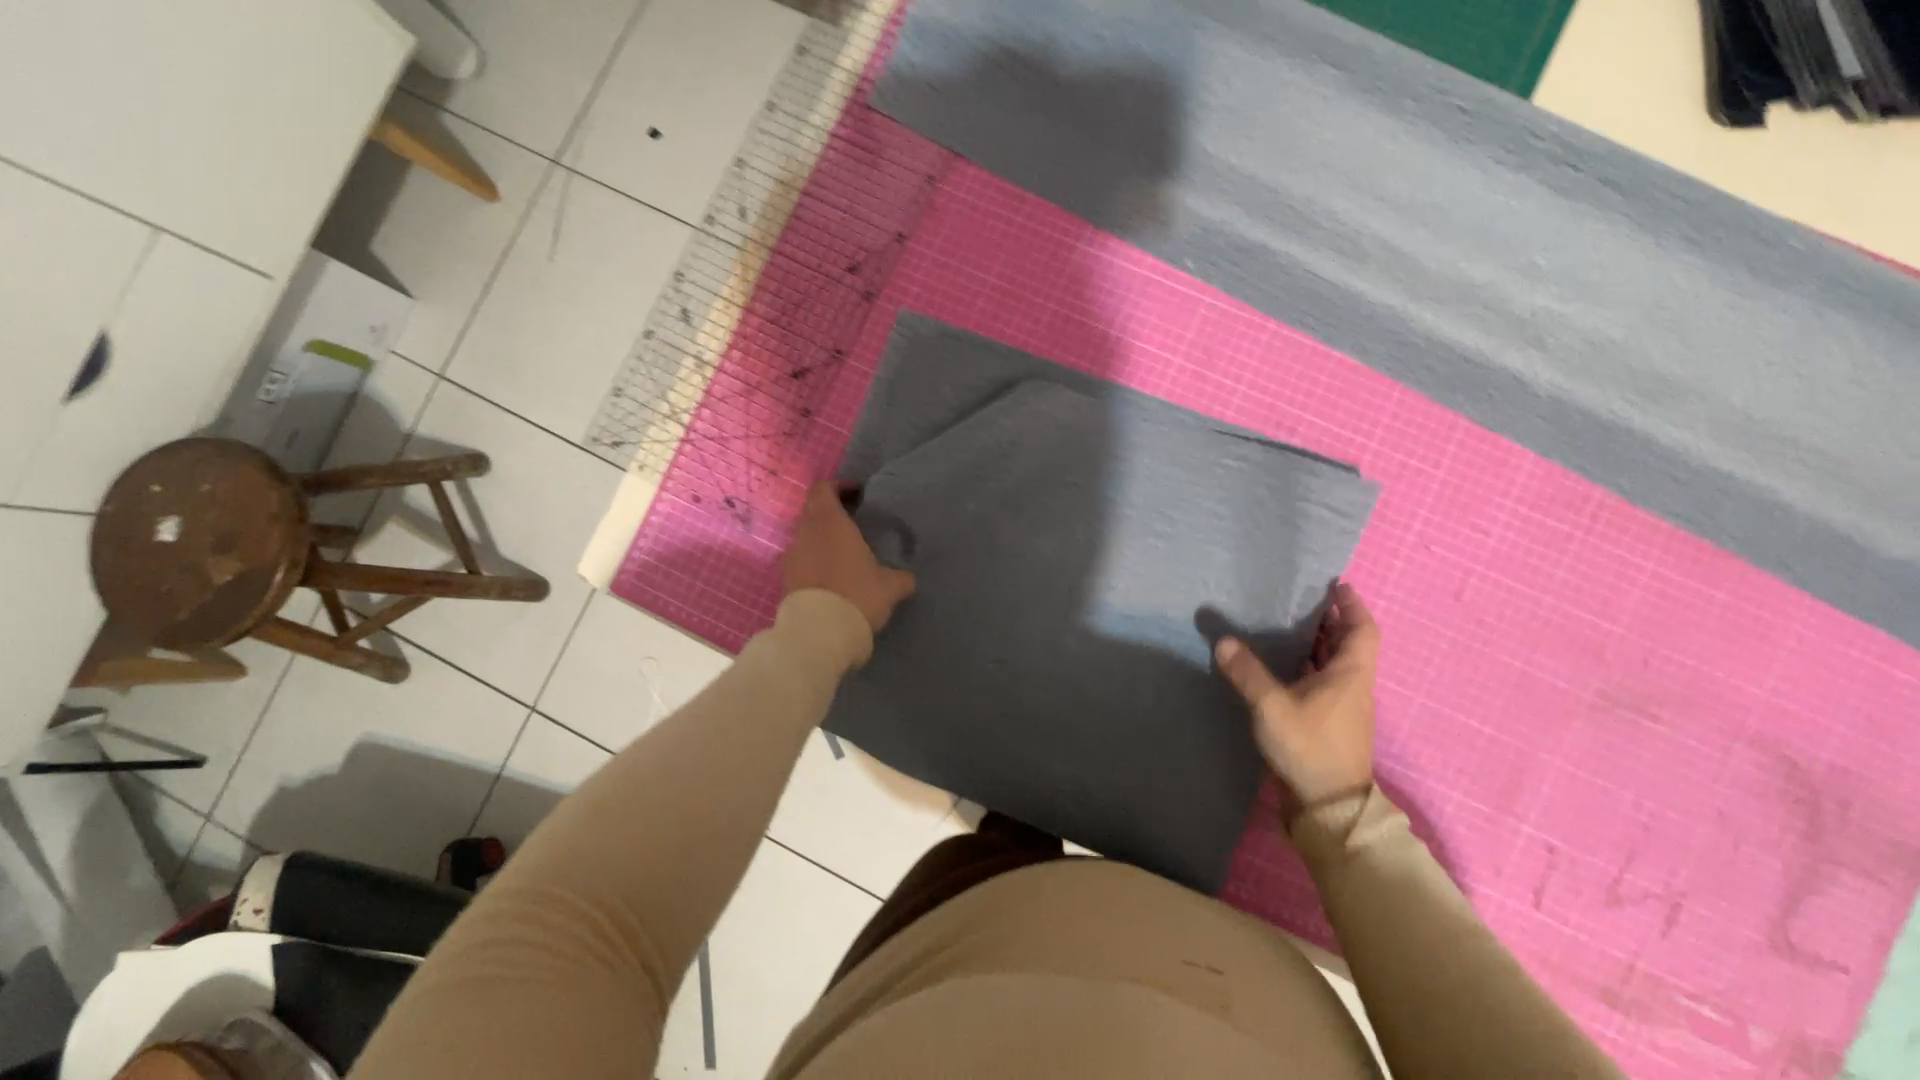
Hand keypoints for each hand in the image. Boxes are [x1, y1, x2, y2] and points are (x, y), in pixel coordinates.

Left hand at [782, 482, 916, 632]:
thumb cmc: (857, 595)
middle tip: (853, 523)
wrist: (820, 632)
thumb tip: (907, 578)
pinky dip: (812, 560)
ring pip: (804, 536)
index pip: (823, 489)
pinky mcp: (785, 579)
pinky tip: (830, 576)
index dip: (838, 487)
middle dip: (830, 513)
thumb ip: (900, 577)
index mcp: (830, 522)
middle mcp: (806, 532)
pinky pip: (800, 559)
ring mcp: (791, 555)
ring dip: (820, 538)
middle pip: (812, 510)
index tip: (856, 495)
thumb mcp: (890, 586)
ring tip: (842, 553)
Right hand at [1215, 583, 1379, 812]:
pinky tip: (1285, 668)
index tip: (1336, 587)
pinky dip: (1310, 667)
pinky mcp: (1331, 723)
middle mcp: (1354, 686)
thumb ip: (1248, 673)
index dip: (1352, 606)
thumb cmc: (1310, 747)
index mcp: (1351, 674)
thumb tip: (1224, 641)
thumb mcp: (1272, 706)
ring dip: (1320, 645)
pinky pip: (1325, 682)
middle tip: (1303, 602)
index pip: (1362, 629)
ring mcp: (1344, 706)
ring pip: (1337, 664)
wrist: (1329, 804)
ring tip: (1290, 628)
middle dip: (1331, 621)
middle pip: (1350, 644)